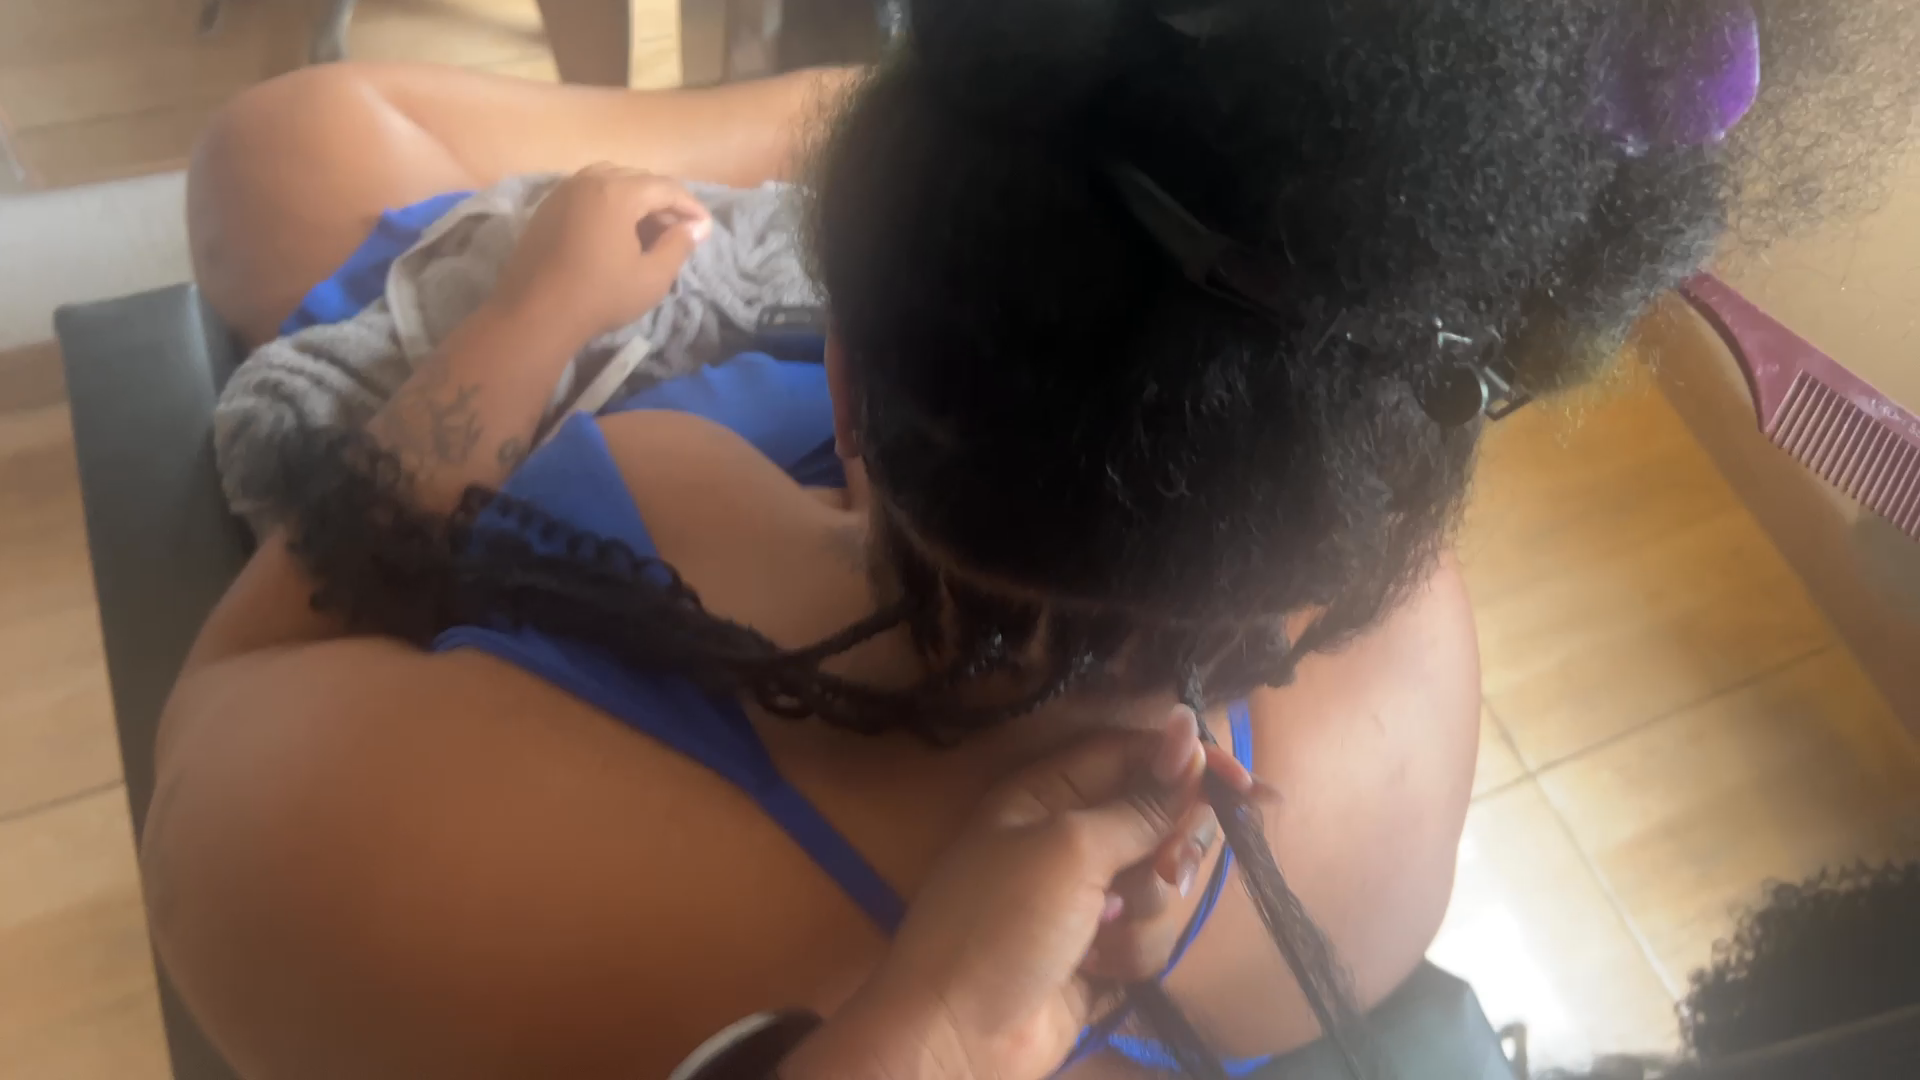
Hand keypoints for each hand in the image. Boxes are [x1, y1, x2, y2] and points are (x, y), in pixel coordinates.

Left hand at [490, 164, 710, 342]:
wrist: (538, 311)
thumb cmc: (603, 295)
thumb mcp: (653, 277)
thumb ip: (679, 246)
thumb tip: (696, 227)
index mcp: (618, 193)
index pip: (665, 187)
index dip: (690, 206)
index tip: (705, 227)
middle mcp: (590, 180)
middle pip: (638, 178)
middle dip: (665, 201)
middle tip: (682, 229)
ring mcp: (565, 190)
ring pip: (612, 181)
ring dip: (638, 200)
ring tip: (652, 229)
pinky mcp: (549, 206)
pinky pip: (590, 192)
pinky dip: (613, 204)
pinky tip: (620, 231)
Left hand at [785, 709, 1265, 1079]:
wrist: (958, 1038)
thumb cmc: (1003, 922)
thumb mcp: (1070, 850)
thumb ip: (1139, 803)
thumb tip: (1187, 733)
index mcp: (1049, 790)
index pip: (1133, 752)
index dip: (1187, 761)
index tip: (1242, 785)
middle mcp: (1070, 831)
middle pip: (1157, 816)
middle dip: (1168, 850)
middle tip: (1157, 877)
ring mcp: (1087, 891)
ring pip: (1161, 879)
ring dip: (1144, 912)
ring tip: (1105, 931)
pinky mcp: (1102, 943)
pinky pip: (1150, 931)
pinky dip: (1131, 951)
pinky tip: (1097, 969)